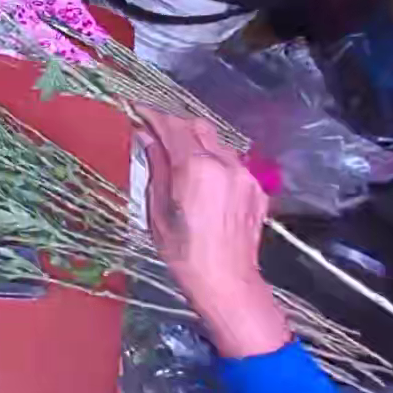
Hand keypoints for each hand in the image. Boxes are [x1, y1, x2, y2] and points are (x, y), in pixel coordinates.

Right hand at [139, 107, 288, 358]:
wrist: (227, 283)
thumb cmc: (183, 252)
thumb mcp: (157, 209)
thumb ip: (156, 167)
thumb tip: (146, 137)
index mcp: (196, 168)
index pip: (172, 127)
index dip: (152, 115)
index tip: (136, 109)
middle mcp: (225, 163)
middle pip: (197, 126)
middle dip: (174, 124)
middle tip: (154, 130)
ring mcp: (245, 174)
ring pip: (216, 142)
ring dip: (195, 141)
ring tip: (177, 155)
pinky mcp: (256, 187)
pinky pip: (230, 161)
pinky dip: (213, 159)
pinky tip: (202, 177)